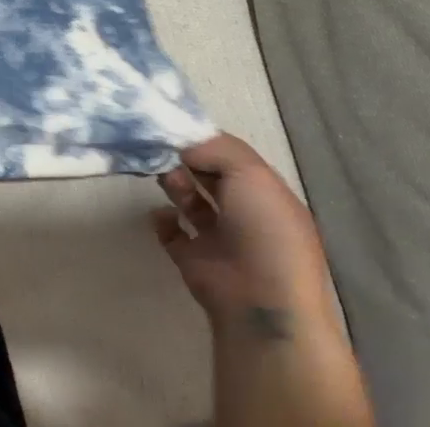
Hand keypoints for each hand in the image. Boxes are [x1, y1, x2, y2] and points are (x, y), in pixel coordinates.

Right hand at [152, 133, 332, 331]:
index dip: (207, 142)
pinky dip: (163, 220)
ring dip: (175, 184)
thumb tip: (184, 145)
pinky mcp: (194, 259)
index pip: (233, 159)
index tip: (177, 129)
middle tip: (162, 148)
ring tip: (163, 178)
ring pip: (191, 202)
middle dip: (188, 161)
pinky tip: (162, 214)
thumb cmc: (264, 231)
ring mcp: (220, 239)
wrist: (259, 300)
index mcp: (267, 195)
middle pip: (210, 178)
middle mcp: (245, 215)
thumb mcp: (251, 174)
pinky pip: (172, 232)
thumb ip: (216, 149)